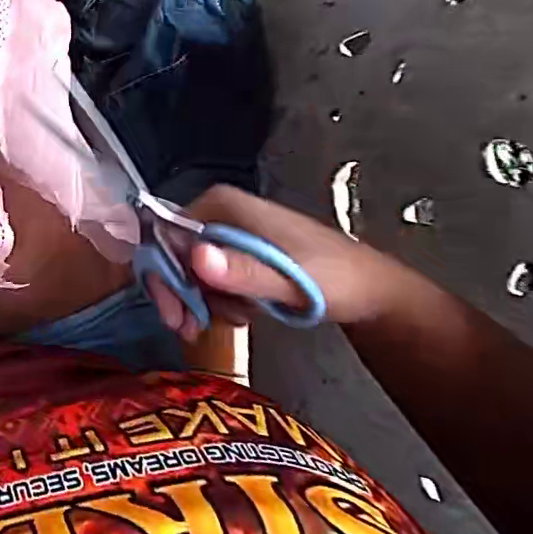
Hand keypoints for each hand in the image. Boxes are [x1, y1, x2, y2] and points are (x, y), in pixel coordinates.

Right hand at [147, 185, 424, 335]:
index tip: (174, 313)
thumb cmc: (333, 279)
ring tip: (236, 318)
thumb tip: (196, 256)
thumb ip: (241, 270)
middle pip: (175, 253)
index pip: (167, 234)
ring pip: (190, 271)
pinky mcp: (240, 253)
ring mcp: (231, 233)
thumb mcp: (286, 279)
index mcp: (224, 206)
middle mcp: (221, 214)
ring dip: (204, 302)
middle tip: (192, 327)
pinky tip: (243, 313)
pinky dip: (219, 301)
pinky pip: (211, 278)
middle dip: (182, 294)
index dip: (164, 274)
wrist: (369, 291)